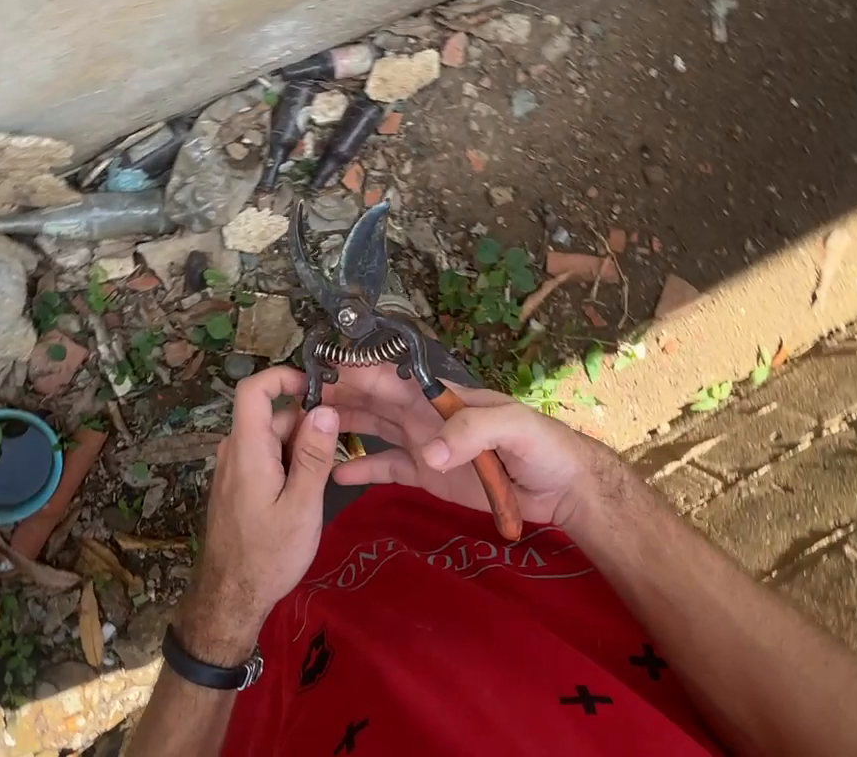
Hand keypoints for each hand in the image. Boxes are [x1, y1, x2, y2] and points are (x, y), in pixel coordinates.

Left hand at [178, 366, 338, 663]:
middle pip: (273, 416)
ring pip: (273, 438)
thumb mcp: (301, 506)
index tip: (317, 387)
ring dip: (300, 449)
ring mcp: (234, 467)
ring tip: (321, 484)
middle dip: (307, 426)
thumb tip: (326, 409)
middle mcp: (235, 450)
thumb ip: (313, 456)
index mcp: (247, 448)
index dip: (282, 376)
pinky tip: (303, 493)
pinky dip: (288, 463)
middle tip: (336, 454)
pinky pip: (266, 456)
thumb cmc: (269, 555)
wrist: (230, 598)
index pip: (253, 389)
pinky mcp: (238, 483)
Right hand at [323, 364, 618, 529]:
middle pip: (371, 398)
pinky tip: (334, 475)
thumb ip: (472, 431)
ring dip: (340, 424)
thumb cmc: (541, 446)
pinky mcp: (425, 475)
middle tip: (295, 398)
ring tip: (303, 429)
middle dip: (336, 393)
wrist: (560, 489)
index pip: (389, 376)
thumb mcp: (514, 428)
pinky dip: (360, 468)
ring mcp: (422, 444)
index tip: (320, 367)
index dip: (356, 369)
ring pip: (371, 426)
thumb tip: (427, 453)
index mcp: (440, 396)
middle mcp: (423, 414)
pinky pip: (385, 467)